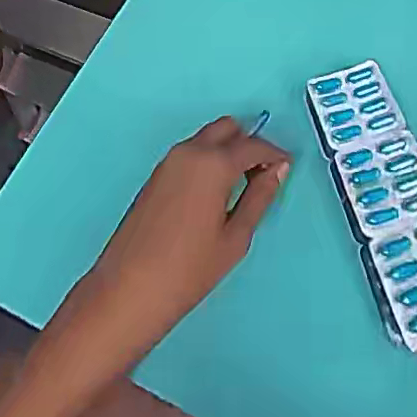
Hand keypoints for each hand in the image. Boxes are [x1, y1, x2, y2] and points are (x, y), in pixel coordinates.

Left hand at [48, 117, 290, 378]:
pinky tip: (216, 191)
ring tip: (242, 185)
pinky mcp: (156, 174)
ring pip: (207, 138)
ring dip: (227, 149)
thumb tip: (277, 170)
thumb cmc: (189, 269)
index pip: (253, 145)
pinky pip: (191, 152)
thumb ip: (259, 197)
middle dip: (249, 143)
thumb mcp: (235, 236)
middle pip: (227, 128)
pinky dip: (209, 159)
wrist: (129, 289)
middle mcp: (189, 151)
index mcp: (213, 163)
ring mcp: (168, 161)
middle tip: (264, 172)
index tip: (287, 165)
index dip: (274, 154)